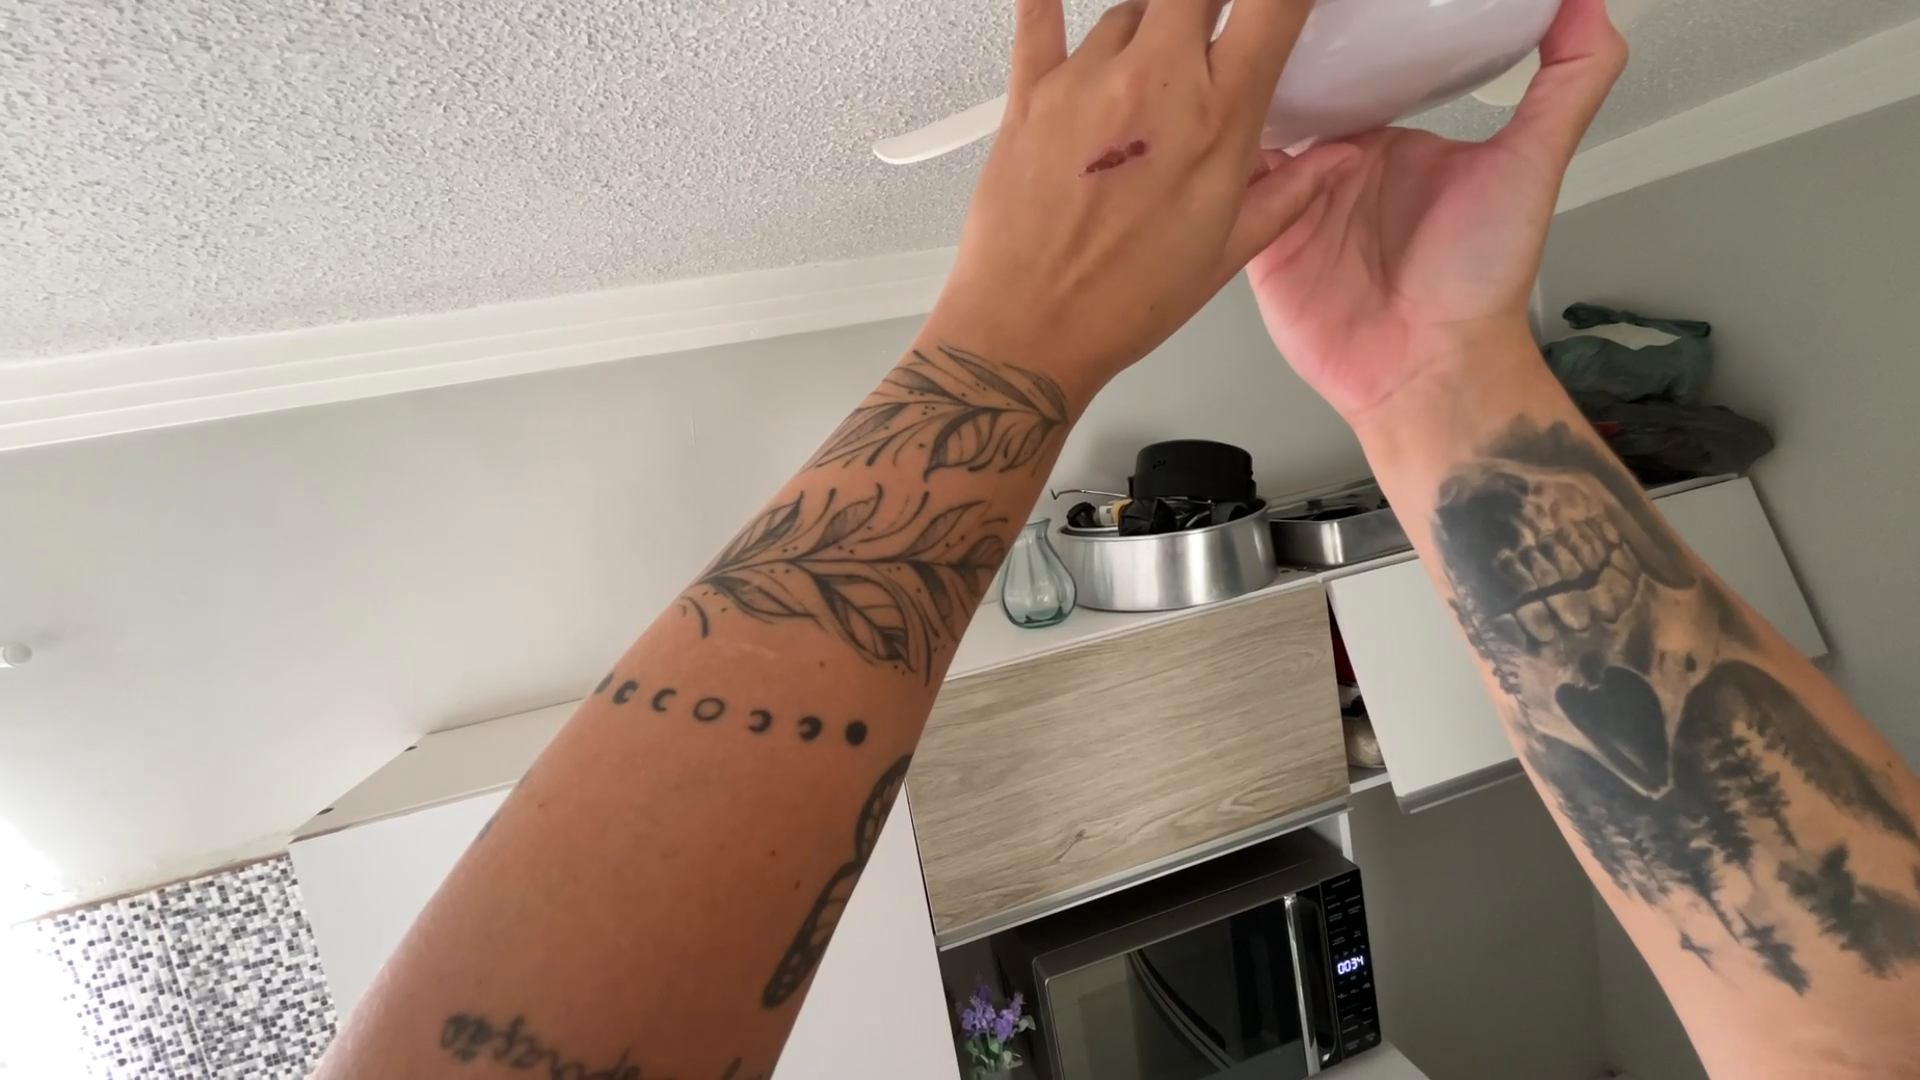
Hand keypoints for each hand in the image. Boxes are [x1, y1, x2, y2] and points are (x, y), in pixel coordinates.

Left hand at [928, 0, 1353, 402]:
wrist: (1028, 334)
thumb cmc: (1119, 306)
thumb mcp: (1221, 258)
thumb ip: (1287, 196)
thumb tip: (1339, 159)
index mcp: (1216, 121)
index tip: (1277, 8)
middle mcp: (1151, 84)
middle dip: (1207, 7)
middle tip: (1205, 42)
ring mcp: (1084, 86)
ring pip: (1127, 10)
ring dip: (1144, 30)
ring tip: (1137, 89)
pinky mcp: (1028, 100)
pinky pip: (1038, 20)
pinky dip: (1048, 2)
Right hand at [1245, 0, 1627, 420]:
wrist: (1426, 364)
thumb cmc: (1476, 279)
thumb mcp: (1533, 163)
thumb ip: (1568, 79)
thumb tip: (1586, 0)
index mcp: (1389, 147)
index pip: (1351, 80)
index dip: (1335, 45)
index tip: (1320, 10)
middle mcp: (1337, 175)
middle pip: (1296, 108)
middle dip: (1277, 73)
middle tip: (1261, 32)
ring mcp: (1294, 212)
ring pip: (1257, 150)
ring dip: (1242, 118)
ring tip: (1224, 74)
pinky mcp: (1262, 250)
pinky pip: (1235, 204)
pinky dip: (1224, 177)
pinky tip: (1217, 144)